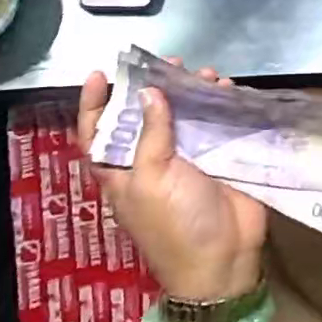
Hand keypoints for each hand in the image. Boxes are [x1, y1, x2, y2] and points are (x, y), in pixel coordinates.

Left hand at [77, 64, 266, 298]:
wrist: (223, 257)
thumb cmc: (175, 223)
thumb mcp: (152, 179)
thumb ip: (151, 135)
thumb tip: (149, 93)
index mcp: (123, 171)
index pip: (98, 133)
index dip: (94, 104)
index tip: (98, 73)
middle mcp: (152, 160)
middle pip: (146, 115)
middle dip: (154, 87)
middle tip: (169, 64)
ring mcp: (188, 159)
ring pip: (184, 115)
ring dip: (191, 92)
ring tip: (204, 73)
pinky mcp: (219, 158)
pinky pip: (216, 123)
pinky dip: (220, 104)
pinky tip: (226, 89)